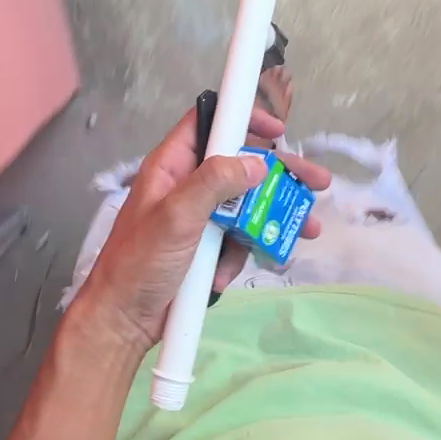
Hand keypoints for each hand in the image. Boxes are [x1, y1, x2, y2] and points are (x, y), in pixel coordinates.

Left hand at [72, 106, 331, 354]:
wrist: (123, 320)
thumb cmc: (140, 263)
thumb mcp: (177, 216)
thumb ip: (215, 183)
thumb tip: (255, 162)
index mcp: (171, 168)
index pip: (210, 124)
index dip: (243, 119)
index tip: (278, 130)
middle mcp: (186, 187)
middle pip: (240, 167)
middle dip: (279, 176)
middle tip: (318, 182)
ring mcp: (198, 219)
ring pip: (246, 207)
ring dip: (273, 219)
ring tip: (308, 230)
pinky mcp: (205, 248)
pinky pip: (237, 240)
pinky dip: (242, 255)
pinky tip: (228, 275)